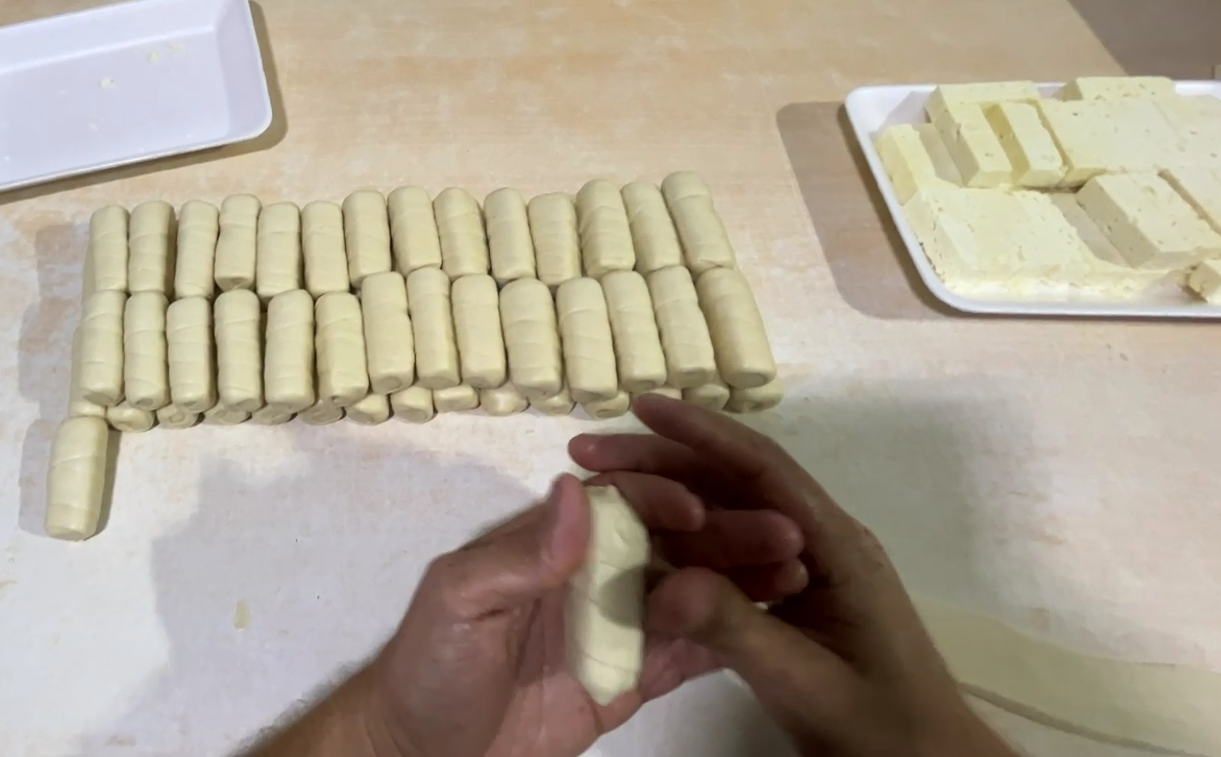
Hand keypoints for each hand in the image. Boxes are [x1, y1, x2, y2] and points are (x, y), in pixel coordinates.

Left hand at [358, 468, 805, 756]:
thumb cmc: (435, 662)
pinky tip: (772, 628)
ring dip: (735, 579)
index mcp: (545, 541)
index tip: (702, 511)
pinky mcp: (626, 678)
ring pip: (682, 591)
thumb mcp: (463, 597)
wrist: (428, 749)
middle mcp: (585, 573)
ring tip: (792, 576)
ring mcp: (610, 626)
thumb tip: (574, 489)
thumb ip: (520, 553)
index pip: (612, 503)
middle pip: (661, 541)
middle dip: (717, 533)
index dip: (657, 499)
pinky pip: (681, 652)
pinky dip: (724, 637)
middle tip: (783, 536)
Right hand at [571, 396, 1016, 756]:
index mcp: (833, 544)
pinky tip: (632, 535)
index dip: (699, 430)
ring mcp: (792, 560)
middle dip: (657, 456)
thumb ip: (736, 630)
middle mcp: (811, 536)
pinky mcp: (775, 587)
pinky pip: (715, 544)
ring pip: (716, 505)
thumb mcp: (809, 686)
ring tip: (598, 485)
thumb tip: (660, 585)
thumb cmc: (883, 732)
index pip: (760, 466)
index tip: (640, 406)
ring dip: (657, 491)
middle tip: (588, 450)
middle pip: (726, 476)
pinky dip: (671, 531)